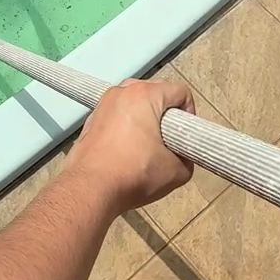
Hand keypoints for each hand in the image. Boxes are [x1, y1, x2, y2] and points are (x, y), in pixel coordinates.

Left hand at [64, 78, 193, 212]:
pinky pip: (117, 113)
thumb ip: (187, 156)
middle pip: (155, 91)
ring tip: (148, 144)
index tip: (185, 135)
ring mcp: (104, 103)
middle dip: (166, 113)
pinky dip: (126, 124)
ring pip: (134, 101)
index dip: (189, 113)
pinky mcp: (92, 117)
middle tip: (169, 139)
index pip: (180, 92)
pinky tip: (127, 148)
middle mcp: (122, 92)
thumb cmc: (133, 174)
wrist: (91, 187)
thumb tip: (182, 154)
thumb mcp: (178, 171)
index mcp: (145, 95)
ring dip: (145, 117)